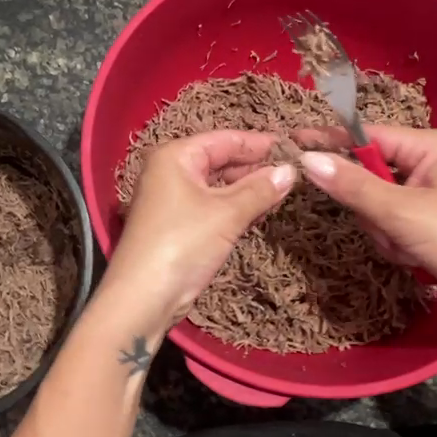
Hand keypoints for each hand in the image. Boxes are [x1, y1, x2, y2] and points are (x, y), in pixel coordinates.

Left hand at [107, 131, 295, 324]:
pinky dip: (235, 206)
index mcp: (175, 156)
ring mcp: (172, 199)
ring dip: (247, 187)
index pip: (224, 139)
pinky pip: (212, 205)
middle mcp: (170, 171)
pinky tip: (261, 209)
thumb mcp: (227, 214)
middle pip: (219, 159)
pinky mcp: (177, 224)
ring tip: (284, 188)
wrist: (143, 297)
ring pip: (217, 184)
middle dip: (254, 165)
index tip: (292, 146)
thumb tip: (290, 170)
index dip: (258, 143)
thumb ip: (260, 190)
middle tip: (294, 170)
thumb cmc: (183, 243)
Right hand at [297, 125, 436, 318]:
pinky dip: (394, 241)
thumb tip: (307, 159)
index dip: (331, 142)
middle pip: (368, 172)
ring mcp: (430, 193)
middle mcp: (430, 162)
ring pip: (375, 202)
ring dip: (382, 229)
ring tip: (407, 246)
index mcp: (430, 146)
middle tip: (384, 225)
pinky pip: (390, 222)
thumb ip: (352, 185)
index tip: (293, 144)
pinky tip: (414, 255)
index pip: (366, 135)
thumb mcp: (401, 212)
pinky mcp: (429, 220)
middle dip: (370, 205)